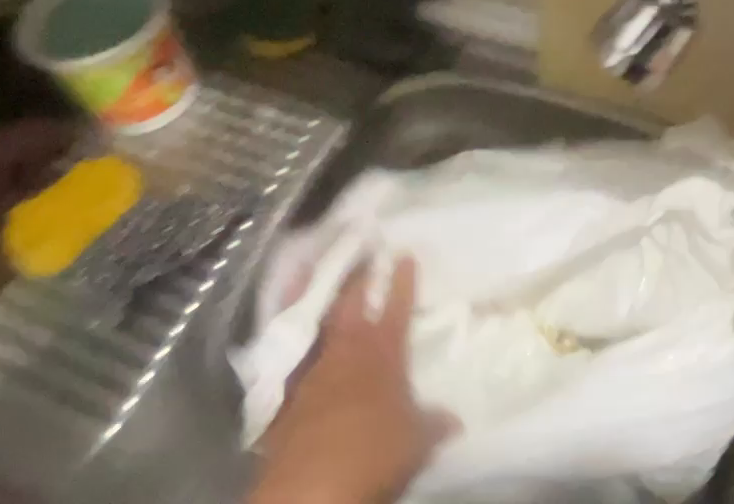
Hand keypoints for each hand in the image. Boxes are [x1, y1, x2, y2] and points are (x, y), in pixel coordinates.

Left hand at [249, 258, 456, 503]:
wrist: (313, 485)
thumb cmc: (375, 454)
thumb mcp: (416, 442)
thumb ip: (433, 424)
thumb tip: (453, 421)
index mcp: (384, 354)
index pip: (398, 307)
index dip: (403, 280)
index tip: (405, 254)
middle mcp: (347, 351)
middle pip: (352, 303)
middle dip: (359, 278)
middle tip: (362, 254)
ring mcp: (312, 370)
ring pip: (315, 322)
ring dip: (314, 297)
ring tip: (308, 270)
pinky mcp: (285, 396)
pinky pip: (286, 357)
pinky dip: (284, 340)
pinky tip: (280, 333)